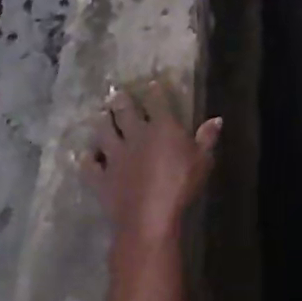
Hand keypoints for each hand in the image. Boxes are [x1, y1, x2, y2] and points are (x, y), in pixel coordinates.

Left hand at [90, 83, 221, 251]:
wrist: (149, 216)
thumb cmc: (181, 184)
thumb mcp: (203, 160)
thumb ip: (207, 138)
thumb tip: (216, 119)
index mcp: (162, 127)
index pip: (157, 102)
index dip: (154, 92)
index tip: (151, 84)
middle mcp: (135, 136)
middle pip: (125, 113)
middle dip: (120, 102)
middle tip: (115, 93)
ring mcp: (115, 157)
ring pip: (104, 134)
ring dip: (102, 123)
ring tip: (100, 115)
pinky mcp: (101, 178)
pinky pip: (89, 166)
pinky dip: (87, 159)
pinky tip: (85, 155)